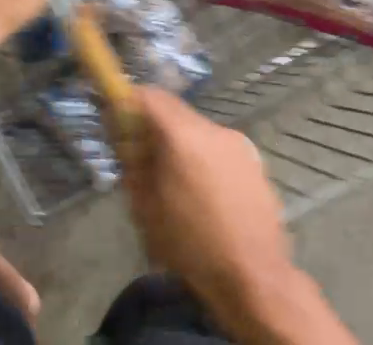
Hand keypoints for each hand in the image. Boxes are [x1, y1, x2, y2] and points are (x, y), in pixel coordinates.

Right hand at [123, 89, 296, 318]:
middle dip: (154, 127)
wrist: (254, 276)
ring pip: (197, 131)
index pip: (150, 96)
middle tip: (141, 157)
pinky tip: (203, 194)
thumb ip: (134, 167)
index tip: (117, 120)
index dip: (129, 102)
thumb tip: (129, 144)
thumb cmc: (192, 246)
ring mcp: (239, 143)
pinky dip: (203, 158)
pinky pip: (218, 148)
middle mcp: (213, 130)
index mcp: (183, 137)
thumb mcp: (146, 210)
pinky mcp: (255, 161)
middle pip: (175, 112)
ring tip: (174, 182)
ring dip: (180, 144)